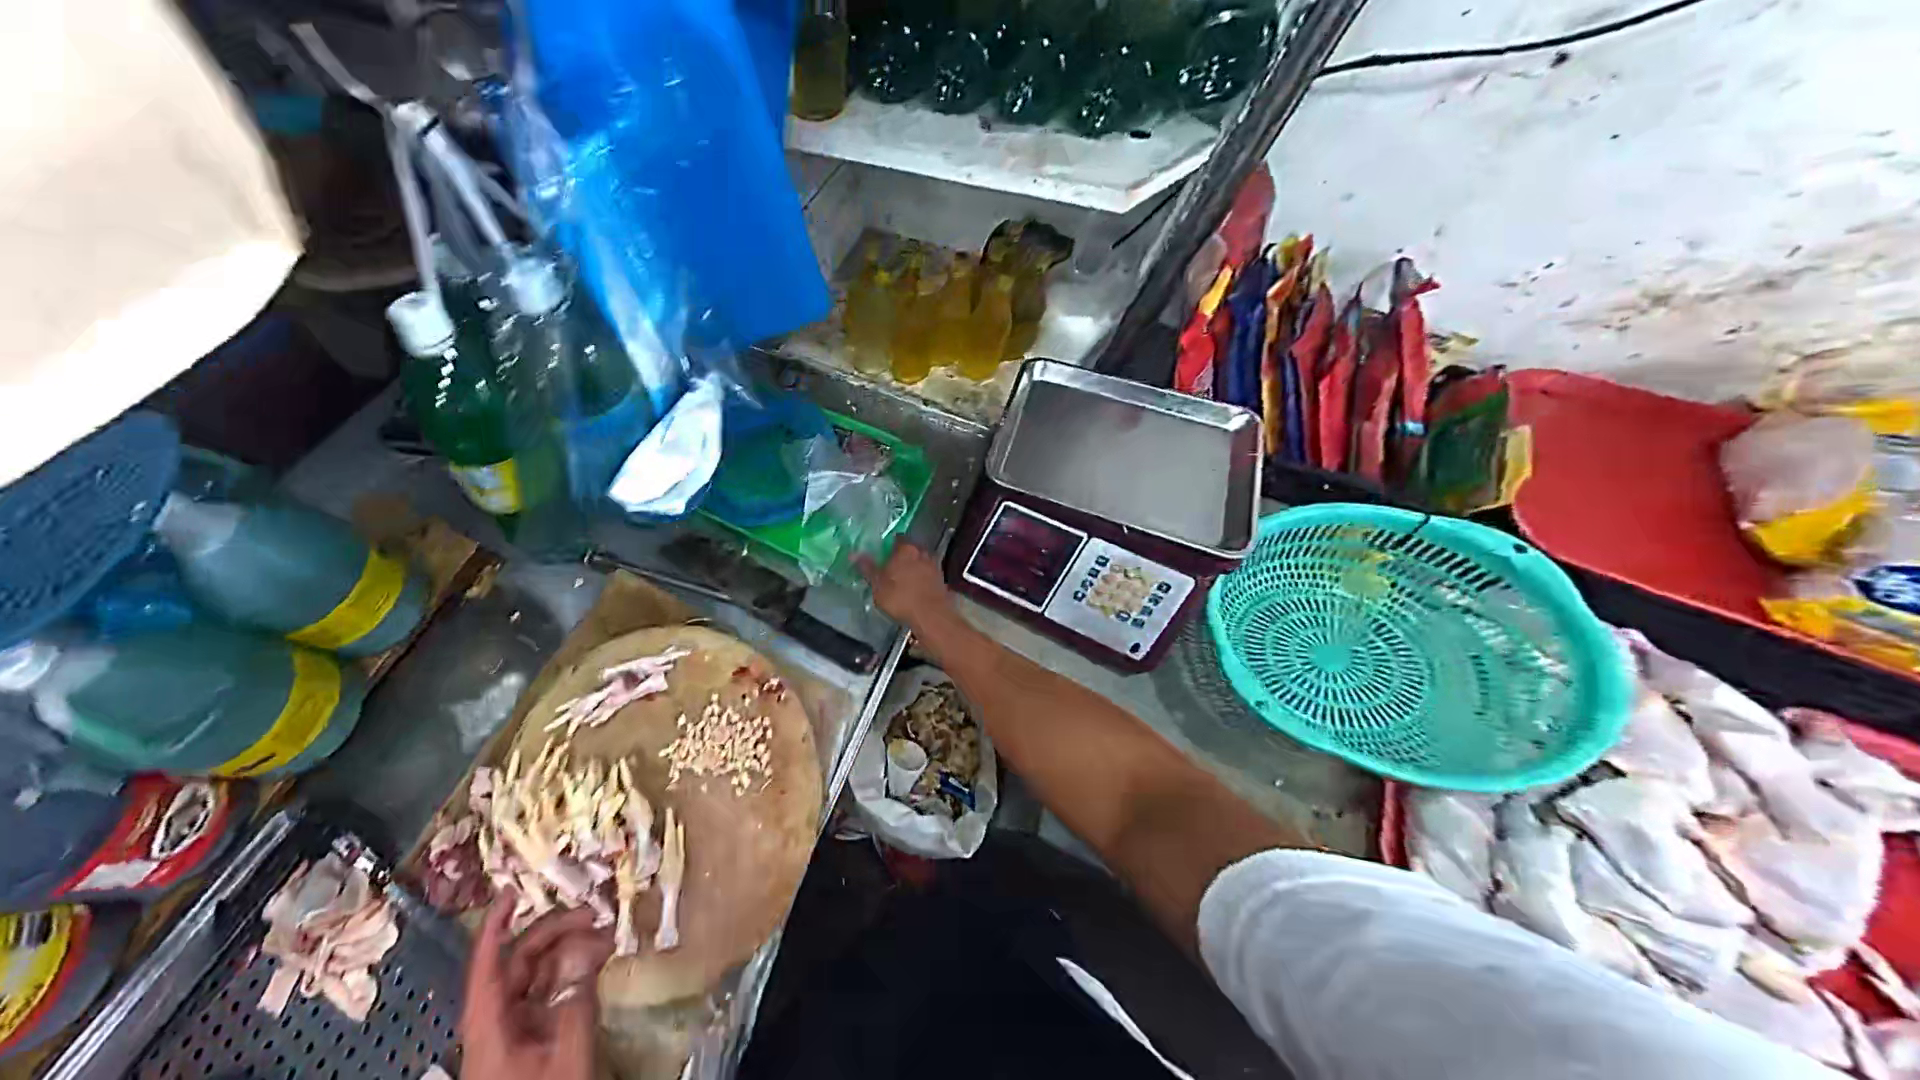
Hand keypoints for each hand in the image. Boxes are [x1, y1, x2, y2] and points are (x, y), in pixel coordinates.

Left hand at [460, 896, 612, 1079]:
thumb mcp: (566, 1057)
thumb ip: (578, 1004)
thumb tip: (591, 957)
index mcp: (488, 1026)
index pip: (486, 967)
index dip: (495, 928)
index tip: (512, 893)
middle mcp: (496, 1022)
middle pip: (518, 964)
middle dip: (555, 932)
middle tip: (594, 913)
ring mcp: (513, 1031)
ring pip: (537, 976)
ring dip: (569, 950)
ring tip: (605, 934)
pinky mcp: (530, 1040)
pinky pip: (549, 993)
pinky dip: (573, 973)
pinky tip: (599, 961)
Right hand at [855, 543, 954, 630]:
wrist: (931, 616)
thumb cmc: (901, 597)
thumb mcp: (877, 584)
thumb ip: (867, 568)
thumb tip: (854, 554)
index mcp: (906, 549)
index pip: (896, 538)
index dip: (888, 546)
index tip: (881, 555)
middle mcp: (922, 552)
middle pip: (910, 550)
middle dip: (901, 557)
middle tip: (890, 569)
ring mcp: (934, 566)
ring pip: (920, 562)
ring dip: (913, 568)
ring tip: (902, 581)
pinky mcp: (941, 580)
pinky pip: (927, 575)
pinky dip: (921, 579)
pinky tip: (915, 590)